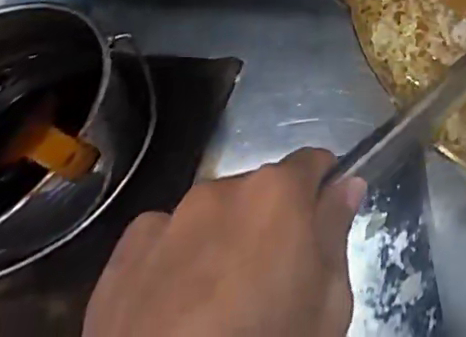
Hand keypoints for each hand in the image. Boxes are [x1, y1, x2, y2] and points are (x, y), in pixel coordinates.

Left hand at [83, 148, 365, 336]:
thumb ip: (337, 231)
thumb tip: (346, 186)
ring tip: (218, 296)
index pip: (315, 162)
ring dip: (222, 237)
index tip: (322, 226)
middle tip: (272, 275)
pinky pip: (160, 241)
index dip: (323, 191)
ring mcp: (166, 223)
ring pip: (211, 214)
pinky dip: (172, 260)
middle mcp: (221, 191)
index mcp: (278, 191)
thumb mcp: (329, 300)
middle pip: (260, 190)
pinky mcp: (120, 262)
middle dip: (270, 219)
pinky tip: (173, 303)